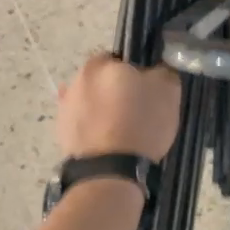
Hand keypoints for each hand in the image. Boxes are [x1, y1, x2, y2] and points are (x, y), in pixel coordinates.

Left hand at [56, 54, 182, 161]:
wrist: (110, 170)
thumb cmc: (140, 122)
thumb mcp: (168, 90)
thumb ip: (162, 71)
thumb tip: (156, 70)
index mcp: (100, 63)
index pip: (120, 59)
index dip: (136, 73)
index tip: (146, 90)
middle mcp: (76, 80)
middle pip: (103, 81)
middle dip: (116, 92)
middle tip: (137, 110)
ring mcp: (65, 108)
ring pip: (92, 103)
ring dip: (103, 110)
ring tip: (123, 131)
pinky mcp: (61, 134)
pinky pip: (84, 125)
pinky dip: (94, 129)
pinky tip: (108, 140)